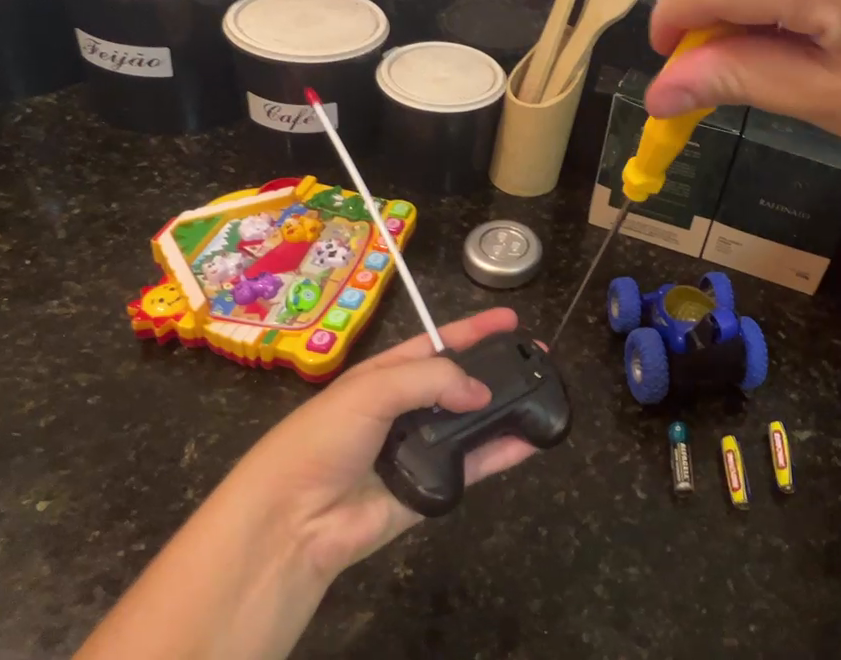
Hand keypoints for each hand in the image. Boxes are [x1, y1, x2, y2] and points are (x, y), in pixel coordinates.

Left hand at [75, 309, 539, 659]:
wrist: (293, 521)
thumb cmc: (323, 439)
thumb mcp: (371, 389)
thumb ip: (432, 380)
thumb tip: (482, 392)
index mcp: (387, 376)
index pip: (438, 344)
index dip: (474, 330)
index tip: (512, 319)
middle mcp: (408, 408)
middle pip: (463, 382)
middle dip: (499, 368)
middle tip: (540, 358)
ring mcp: (422, 447)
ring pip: (475, 422)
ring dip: (508, 408)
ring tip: (547, 392)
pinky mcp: (434, 485)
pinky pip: (477, 464)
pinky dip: (506, 451)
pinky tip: (534, 438)